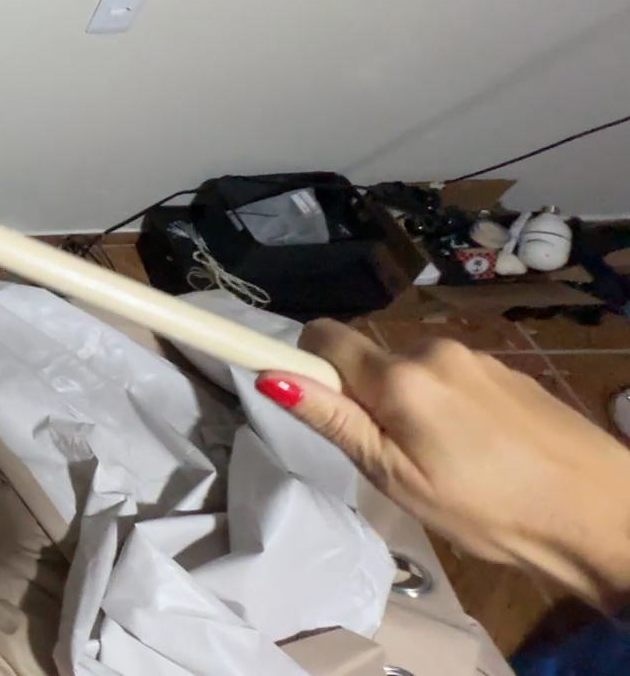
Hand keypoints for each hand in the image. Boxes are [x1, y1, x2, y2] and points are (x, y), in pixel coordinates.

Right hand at [259, 320, 629, 607]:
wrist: (625, 530)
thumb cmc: (496, 512)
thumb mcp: (397, 477)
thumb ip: (333, 420)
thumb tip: (270, 375)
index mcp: (399, 376)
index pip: (319, 335)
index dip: (302, 359)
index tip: (310, 396)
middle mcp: (433, 352)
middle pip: (365, 355)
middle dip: (362, 391)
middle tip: (390, 448)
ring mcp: (478, 360)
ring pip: (408, 367)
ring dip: (406, 399)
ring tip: (443, 454)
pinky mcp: (511, 374)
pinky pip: (450, 376)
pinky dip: (447, 403)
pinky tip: (481, 447)